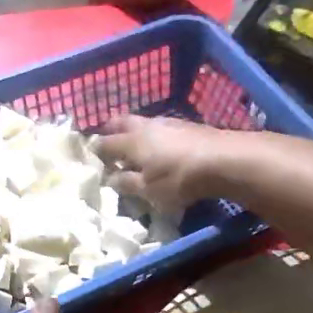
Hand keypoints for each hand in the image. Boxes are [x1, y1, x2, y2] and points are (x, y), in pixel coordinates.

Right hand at [92, 114, 240, 211]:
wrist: (223, 160)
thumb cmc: (178, 178)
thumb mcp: (148, 189)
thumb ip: (127, 183)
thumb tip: (111, 178)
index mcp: (131, 142)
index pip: (106, 143)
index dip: (96, 148)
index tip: (89, 153)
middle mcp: (145, 127)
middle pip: (122, 122)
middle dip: (111, 128)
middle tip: (105, 136)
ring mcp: (168, 123)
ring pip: (142, 122)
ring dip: (133, 130)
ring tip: (131, 141)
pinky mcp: (186, 126)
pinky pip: (160, 127)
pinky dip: (152, 133)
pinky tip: (158, 143)